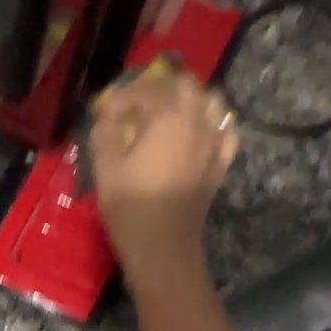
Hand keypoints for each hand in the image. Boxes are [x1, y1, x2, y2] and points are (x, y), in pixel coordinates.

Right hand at [87, 61, 239, 266]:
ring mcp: (214, 141)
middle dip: (159, 87)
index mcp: (167, 117)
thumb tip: (107, 118)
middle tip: (138, 104)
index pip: (146, 89)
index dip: (123, 96)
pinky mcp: (220, 162)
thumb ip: (105, 134)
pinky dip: (213, 123)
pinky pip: (225, 130)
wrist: (163, 244)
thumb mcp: (105, 169)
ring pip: (211, 101)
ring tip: (169, 113)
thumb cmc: (130, 206)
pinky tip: (199, 132)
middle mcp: (196, 120)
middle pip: (185, 85)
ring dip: (189, 100)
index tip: (107, 111)